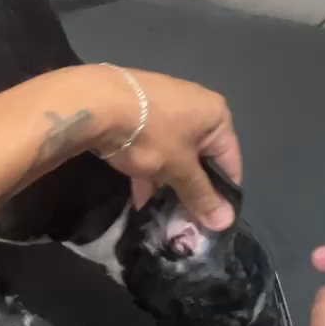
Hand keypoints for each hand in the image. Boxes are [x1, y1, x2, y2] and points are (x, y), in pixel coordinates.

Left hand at [89, 66, 240, 229]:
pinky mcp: (136, 112)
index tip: (213, 222)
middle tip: (184, 222)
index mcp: (215, 113)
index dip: (223, 194)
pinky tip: (140, 200)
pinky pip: (151, 147)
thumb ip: (201, 195)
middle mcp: (193, 105)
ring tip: (161, 217)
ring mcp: (163, 107)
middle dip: (191, 192)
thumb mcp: (179, 169)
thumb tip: (225, 221)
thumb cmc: (150, 135)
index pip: (230, 161)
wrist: (95, 103)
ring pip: (173, 154)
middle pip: (200, 158)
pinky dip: (149, 171)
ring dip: (167, 185)